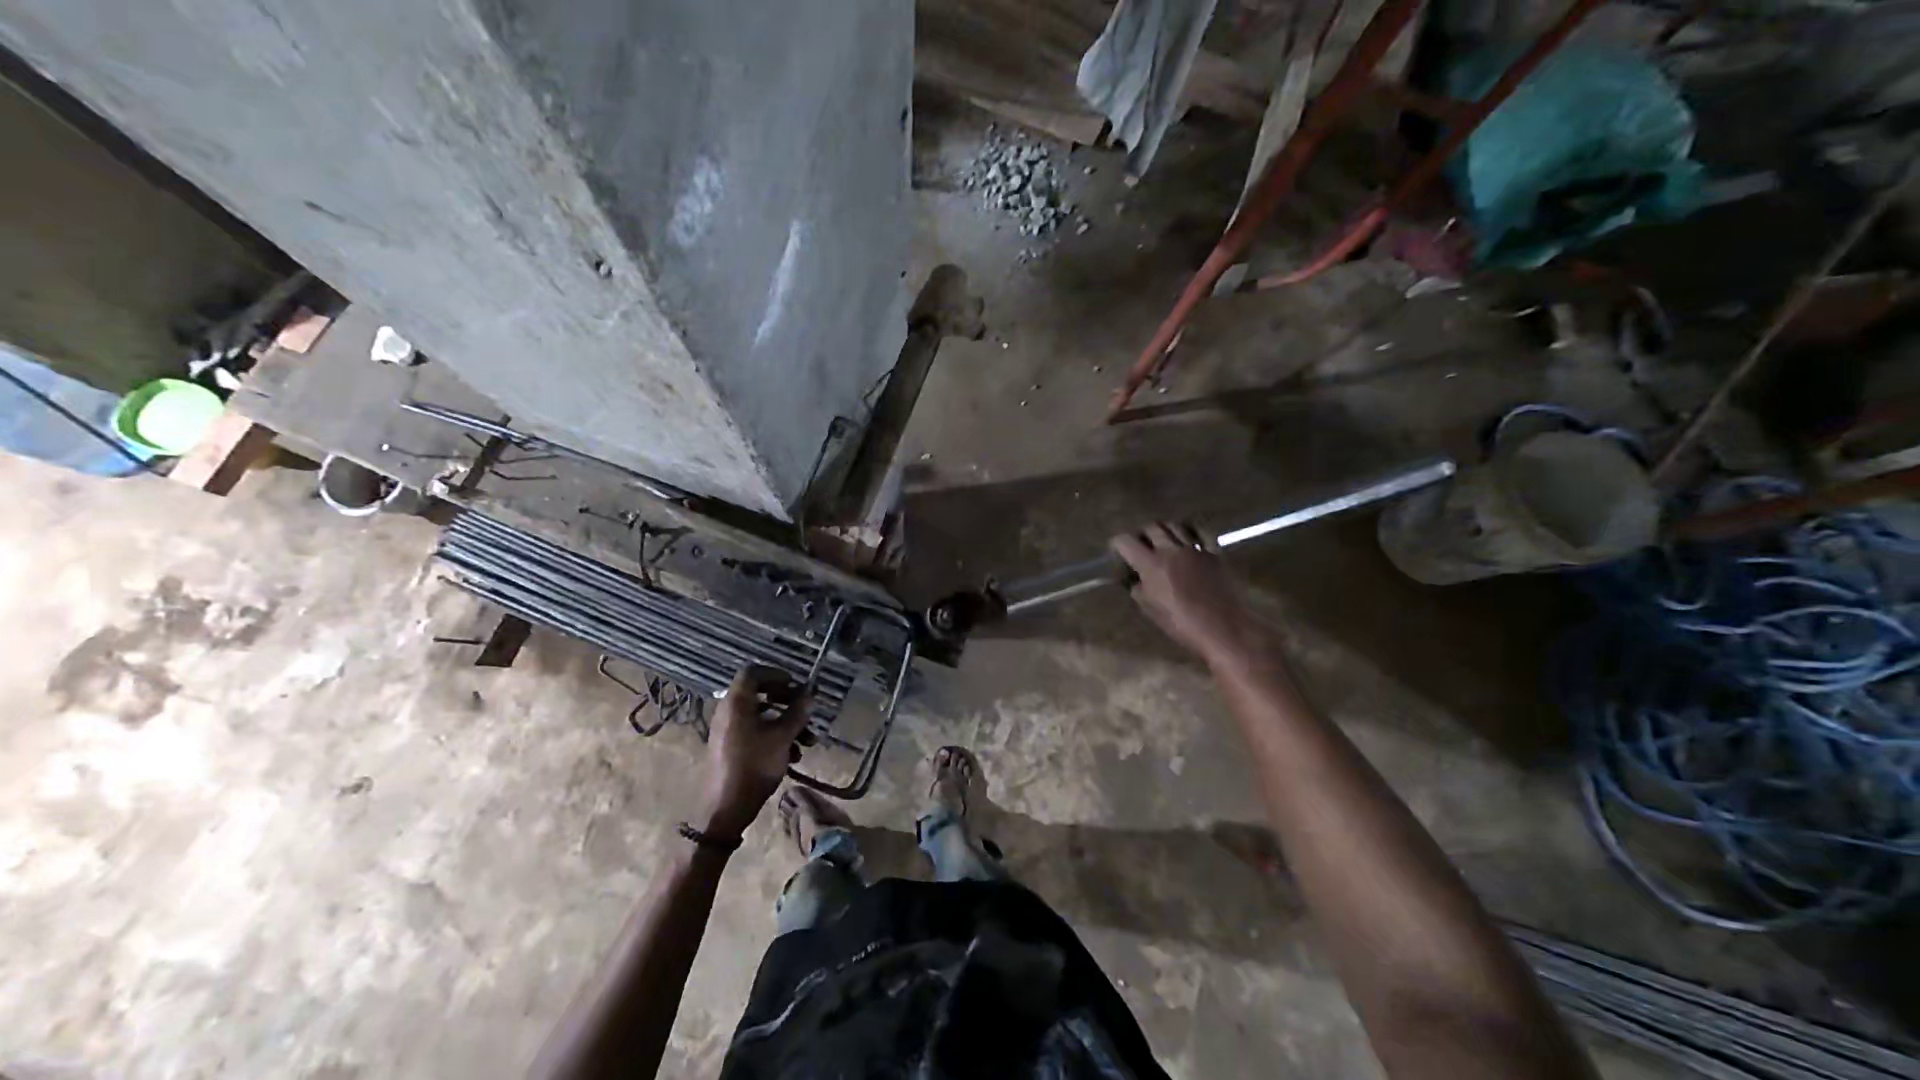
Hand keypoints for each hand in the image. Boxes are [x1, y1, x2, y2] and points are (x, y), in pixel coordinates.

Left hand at [699, 665, 812, 840]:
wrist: (724, 808)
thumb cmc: (753, 765)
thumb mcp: (782, 737)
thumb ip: (797, 713)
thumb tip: (809, 694)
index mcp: (737, 702)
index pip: (753, 672)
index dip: (776, 674)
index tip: (796, 685)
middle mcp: (729, 712)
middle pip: (759, 693)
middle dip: (787, 701)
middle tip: (805, 709)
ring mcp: (728, 731)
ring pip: (761, 716)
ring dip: (786, 723)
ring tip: (808, 741)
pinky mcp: (731, 748)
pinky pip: (755, 732)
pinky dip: (775, 737)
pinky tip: (793, 756)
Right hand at [1112, 522, 1256, 662]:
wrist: (1223, 629)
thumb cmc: (1181, 624)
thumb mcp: (1149, 609)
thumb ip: (1138, 588)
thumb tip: (1135, 579)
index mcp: (1151, 564)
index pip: (1125, 541)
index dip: (1118, 545)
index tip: (1119, 554)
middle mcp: (1170, 550)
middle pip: (1151, 527)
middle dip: (1142, 535)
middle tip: (1142, 548)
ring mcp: (1195, 548)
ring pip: (1175, 526)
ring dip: (1165, 531)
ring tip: (1164, 542)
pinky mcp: (1214, 552)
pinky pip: (1201, 531)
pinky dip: (1191, 530)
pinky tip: (1188, 537)